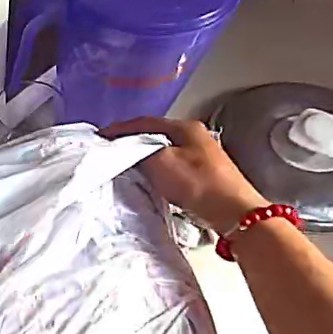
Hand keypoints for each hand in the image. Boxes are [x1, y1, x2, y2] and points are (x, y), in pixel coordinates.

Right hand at [100, 117, 268, 231]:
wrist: (232, 211)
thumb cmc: (196, 182)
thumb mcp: (160, 161)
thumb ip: (138, 151)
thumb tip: (125, 149)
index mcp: (185, 127)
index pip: (144, 122)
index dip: (120, 129)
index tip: (100, 135)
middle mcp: (194, 136)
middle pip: (154, 134)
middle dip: (130, 140)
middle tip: (108, 147)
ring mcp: (199, 154)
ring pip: (161, 149)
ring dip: (141, 153)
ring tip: (122, 160)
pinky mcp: (201, 172)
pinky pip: (168, 163)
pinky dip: (152, 166)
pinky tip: (144, 174)